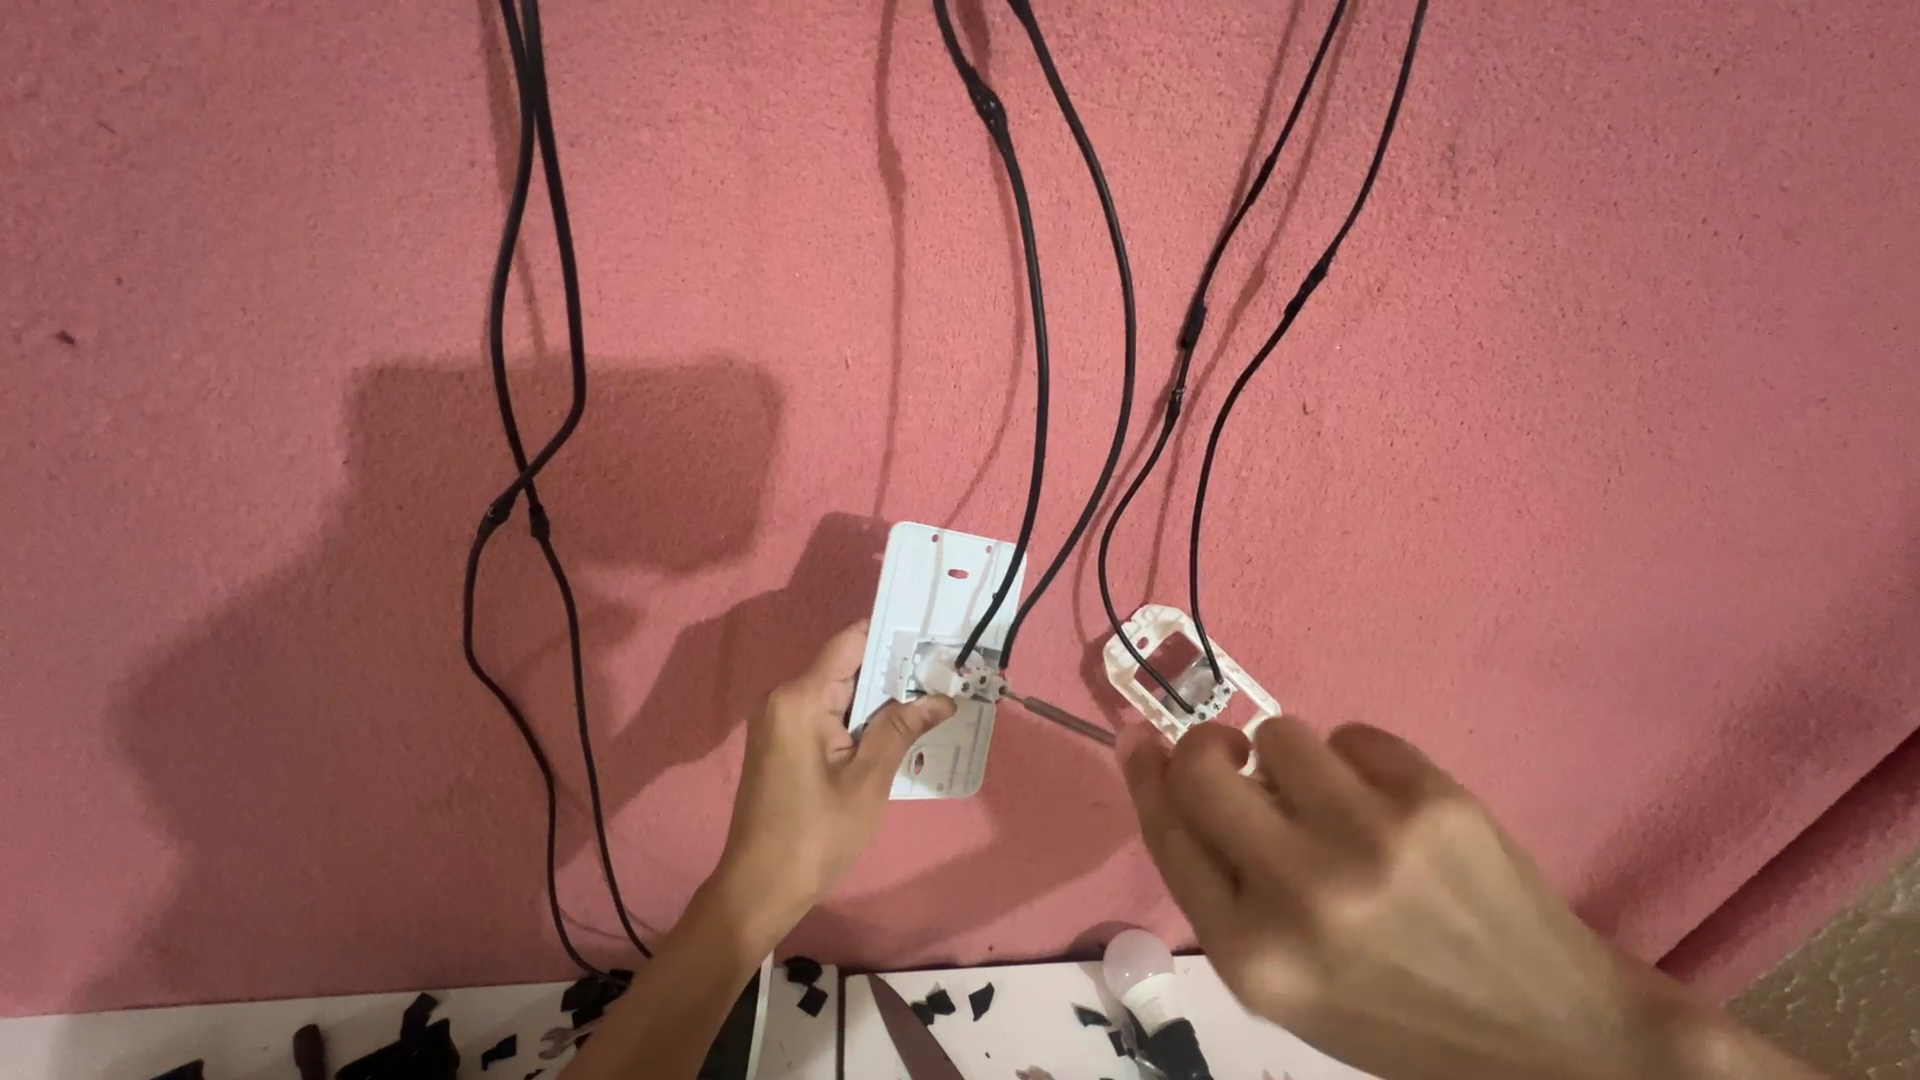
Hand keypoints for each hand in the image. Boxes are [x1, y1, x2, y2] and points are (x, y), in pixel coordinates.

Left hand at [712, 622, 954, 939]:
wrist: (759, 889)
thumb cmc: (815, 835)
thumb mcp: (867, 781)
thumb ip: (902, 729)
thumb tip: (943, 697)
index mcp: (800, 699)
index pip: (851, 642)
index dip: (893, 634)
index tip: (934, 634)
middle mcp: (784, 697)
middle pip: (848, 665)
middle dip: (896, 668)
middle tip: (947, 669)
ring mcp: (780, 719)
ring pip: (841, 691)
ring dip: (882, 696)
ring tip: (934, 693)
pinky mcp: (783, 740)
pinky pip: (828, 713)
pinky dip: (861, 717)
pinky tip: (899, 726)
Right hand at [1117, 717, 1819, 1079]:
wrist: (1554, 1040)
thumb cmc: (1390, 1011)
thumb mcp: (1279, 980)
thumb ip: (1215, 882)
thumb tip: (1163, 762)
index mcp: (1252, 956)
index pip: (1166, 829)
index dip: (1145, 773)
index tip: (1138, 737)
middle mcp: (1300, 894)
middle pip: (1203, 764)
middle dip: (1207, 746)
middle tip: (1235, 759)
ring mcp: (1370, 840)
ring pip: (1281, 731)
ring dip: (1291, 760)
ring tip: (1335, 805)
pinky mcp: (1436, 800)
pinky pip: (1356, 734)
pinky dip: (1359, 762)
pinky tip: (1391, 809)